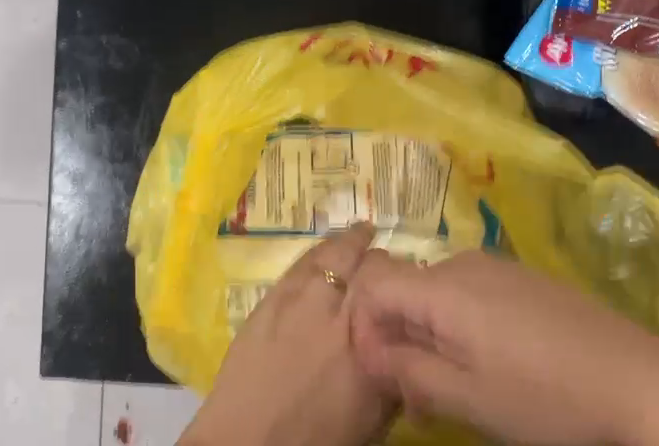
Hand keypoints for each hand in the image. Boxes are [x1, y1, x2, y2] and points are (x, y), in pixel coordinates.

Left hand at [181, 224, 395, 445]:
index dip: (405, 284)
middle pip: (367, 266)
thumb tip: (401, 341)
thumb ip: (390, 370)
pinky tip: (326, 250)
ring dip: (350, 243)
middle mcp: (338, 312)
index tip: (410, 285)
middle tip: (386, 260)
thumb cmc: (316, 438)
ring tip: (362, 234)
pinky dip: (320, 252)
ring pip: (332, 254)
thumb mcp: (373, 415)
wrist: (248, 440)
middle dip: (380, 260)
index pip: (395, 292)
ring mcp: (301, 298)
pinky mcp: (272, 296)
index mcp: (368, 344)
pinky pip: (303, 262)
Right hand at [347, 250, 658, 445]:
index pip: (373, 284)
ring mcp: (500, 267)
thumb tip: (364, 350)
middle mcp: (465, 262)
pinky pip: (473, 294)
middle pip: (405, 288)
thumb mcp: (469, 399)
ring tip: (455, 388)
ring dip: (431, 336)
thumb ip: (407, 371)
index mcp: (443, 286)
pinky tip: (493, 366)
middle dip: (397, 337)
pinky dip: (463, 327)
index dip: (362, 325)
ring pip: (439, 293)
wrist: (645, 386)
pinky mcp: (527, 278)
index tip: (378, 373)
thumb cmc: (548, 398)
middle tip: (417, 397)